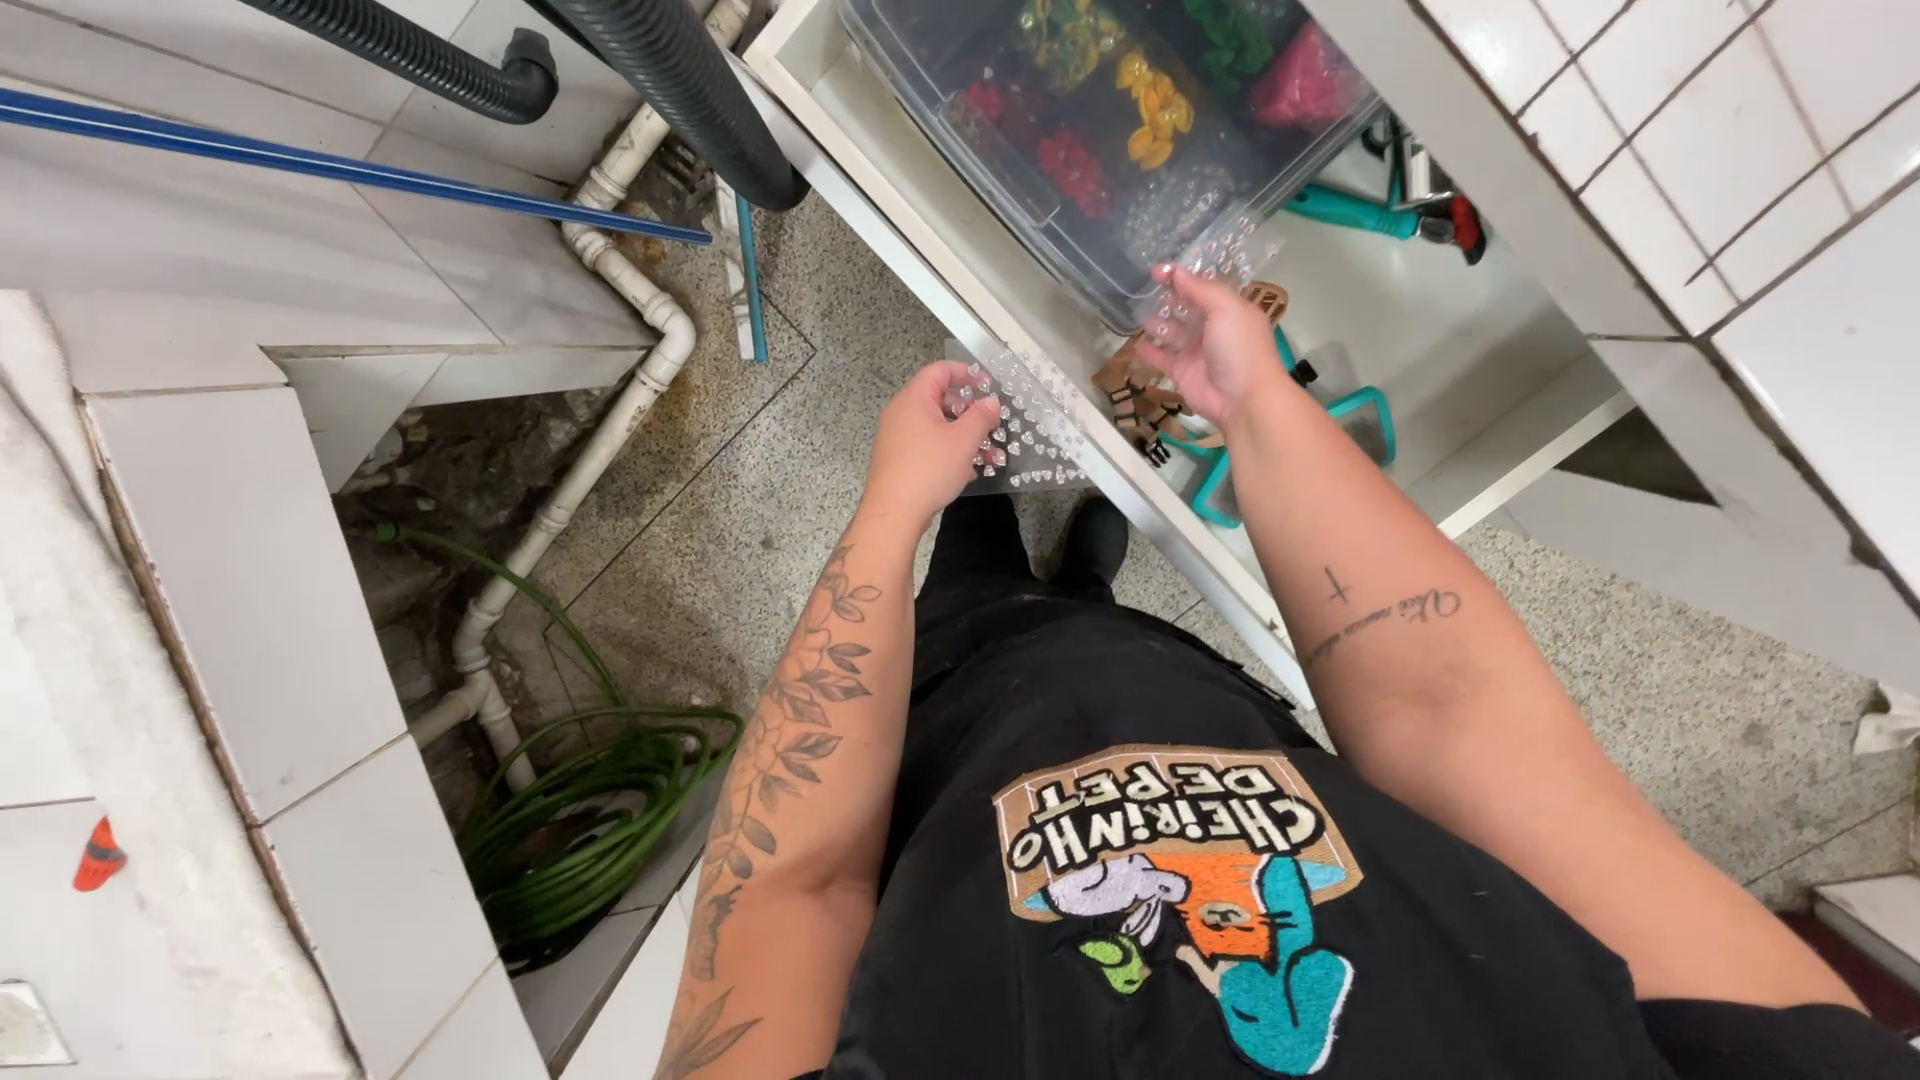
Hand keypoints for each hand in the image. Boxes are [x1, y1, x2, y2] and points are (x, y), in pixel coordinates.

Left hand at [860, 361, 1002, 531]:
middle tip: (990, 424)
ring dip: (964, 437)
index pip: (939, 371)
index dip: (965, 373)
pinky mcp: (898, 459)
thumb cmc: (929, 469)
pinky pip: (928, 445)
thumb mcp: (963, 441)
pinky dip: (949, 451)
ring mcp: (897, 437)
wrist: (894, 512)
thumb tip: (991, 403)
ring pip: (936, 427)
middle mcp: (901, 413)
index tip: (988, 386)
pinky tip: (969, 471)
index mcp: (914, 399)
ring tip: (989, 455)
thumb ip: (981, 417)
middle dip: (969, 412)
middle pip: (939, 400)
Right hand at [1134, 265, 1292, 428]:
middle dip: (1170, 298)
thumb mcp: (1226, 308)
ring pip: (1174, 332)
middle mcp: (1214, 328)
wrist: (1242, 397)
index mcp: (1230, 309)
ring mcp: (1197, 351)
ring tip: (1139, 312)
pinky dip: (1150, 351)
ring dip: (1159, 322)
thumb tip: (1176, 271)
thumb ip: (1200, 289)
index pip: (1204, 287)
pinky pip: (1163, 358)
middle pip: (1187, 308)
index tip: (1158, 271)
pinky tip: (1137, 343)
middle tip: (1146, 288)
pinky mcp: (1183, 371)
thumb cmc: (1239, 347)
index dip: (1182, 277)